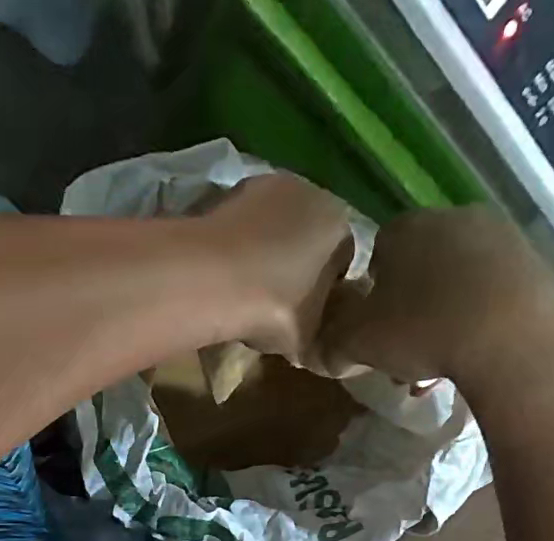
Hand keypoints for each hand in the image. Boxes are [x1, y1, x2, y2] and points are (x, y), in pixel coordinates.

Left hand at [199, 173, 354, 361]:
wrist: (212, 282)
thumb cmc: (273, 308)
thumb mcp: (306, 337)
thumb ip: (315, 332)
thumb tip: (311, 341)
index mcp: (341, 224)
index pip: (341, 258)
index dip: (323, 288)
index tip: (302, 311)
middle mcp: (310, 192)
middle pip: (306, 233)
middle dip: (292, 260)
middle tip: (271, 298)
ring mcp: (263, 186)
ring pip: (270, 225)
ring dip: (260, 248)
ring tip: (241, 286)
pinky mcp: (222, 192)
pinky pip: (237, 225)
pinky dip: (232, 244)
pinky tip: (219, 272)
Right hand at [317, 207, 553, 388]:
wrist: (515, 335)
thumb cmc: (422, 328)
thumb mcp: (357, 343)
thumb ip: (333, 343)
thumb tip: (322, 350)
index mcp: (403, 228)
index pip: (376, 251)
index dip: (371, 291)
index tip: (374, 325)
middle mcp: (452, 218)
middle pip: (421, 262)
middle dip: (411, 300)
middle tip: (407, 343)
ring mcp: (500, 237)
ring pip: (458, 277)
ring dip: (447, 309)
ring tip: (443, 354)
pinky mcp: (536, 262)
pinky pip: (494, 290)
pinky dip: (482, 315)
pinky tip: (478, 348)